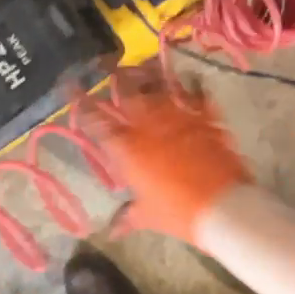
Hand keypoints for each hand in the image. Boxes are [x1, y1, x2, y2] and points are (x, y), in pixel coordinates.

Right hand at [89, 65, 251, 245]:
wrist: (223, 207)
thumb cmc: (178, 213)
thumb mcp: (147, 215)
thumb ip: (128, 216)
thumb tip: (113, 230)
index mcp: (126, 147)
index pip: (95, 119)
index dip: (80, 100)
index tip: (71, 86)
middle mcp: (148, 124)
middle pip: (125, 90)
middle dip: (113, 75)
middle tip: (106, 64)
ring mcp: (178, 116)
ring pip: (157, 84)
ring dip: (147, 73)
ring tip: (141, 64)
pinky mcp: (205, 117)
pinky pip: (196, 93)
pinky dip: (191, 85)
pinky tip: (188, 79)